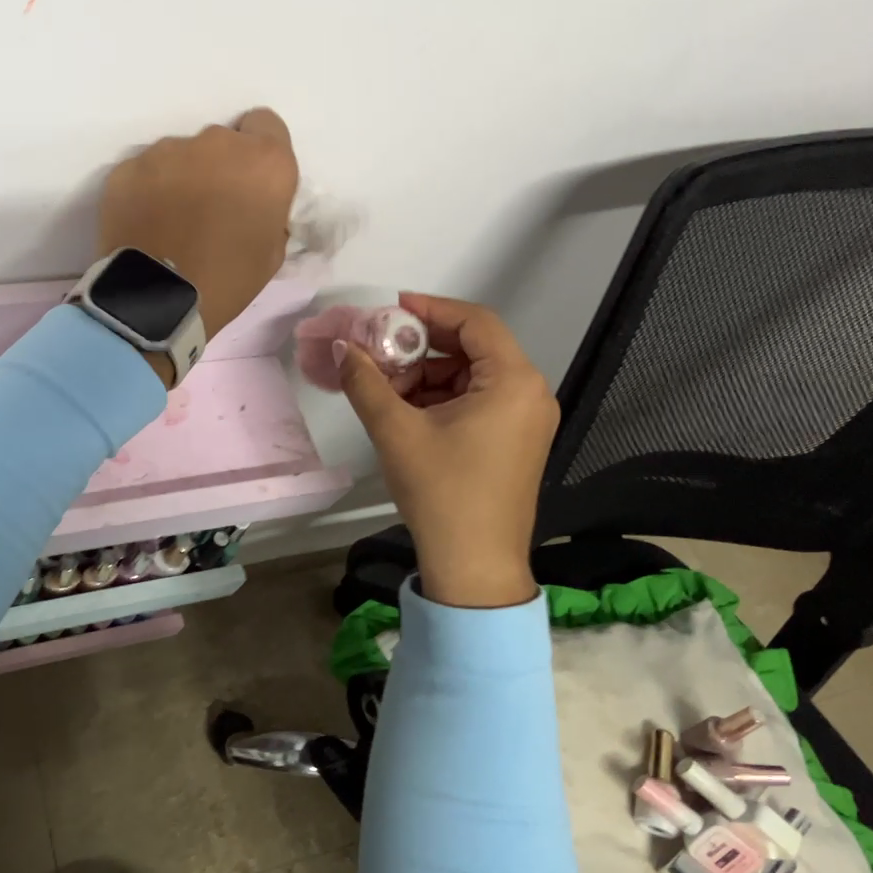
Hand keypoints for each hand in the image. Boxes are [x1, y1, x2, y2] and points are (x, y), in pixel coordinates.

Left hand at [97, 108, 298, 346]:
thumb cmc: (226, 282)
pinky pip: (142, 173)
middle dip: (215, 169)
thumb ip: (268, 212)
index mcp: (264, 162)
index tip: (245, 183)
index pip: (265, 125)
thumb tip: (251, 205)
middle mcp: (217, 143)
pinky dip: (144, 192)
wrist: (155, 302)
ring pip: (177, 156)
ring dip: (177, 179)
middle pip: (219, 143)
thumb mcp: (271, 253)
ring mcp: (166, 152)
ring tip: (168, 222)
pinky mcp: (127, 168)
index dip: (256, 152)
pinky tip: (142, 225)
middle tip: (205, 211)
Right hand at [335, 293, 558, 608]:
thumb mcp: (395, 430)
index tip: (390, 309)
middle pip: (472, 348)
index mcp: (513, 382)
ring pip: (469, 376)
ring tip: (383, 390)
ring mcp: (525, 419)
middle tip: (377, 354)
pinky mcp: (513, 441)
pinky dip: (438, 398)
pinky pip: (475, 401)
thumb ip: (366, 381)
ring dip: (425, 375)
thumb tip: (343, 348)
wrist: (473, 564)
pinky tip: (403, 412)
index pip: (475, 322)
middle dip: (420, 348)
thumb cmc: (441, 491)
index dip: (431, 308)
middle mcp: (529, 393)